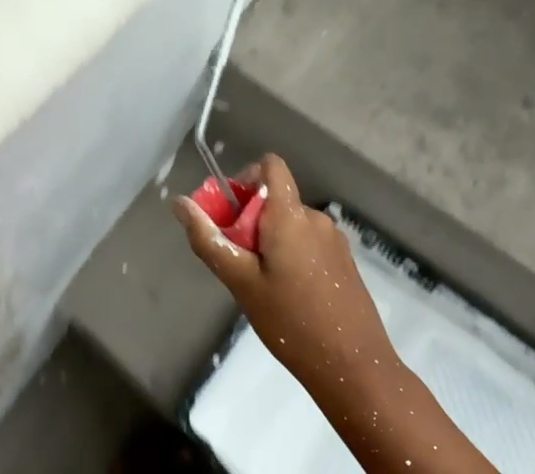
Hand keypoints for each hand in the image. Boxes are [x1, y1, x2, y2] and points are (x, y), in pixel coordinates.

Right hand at [171, 154, 393, 377]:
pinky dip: (290, 256)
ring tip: (262, 285)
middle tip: (239, 262)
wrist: (355, 369)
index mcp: (290, 215)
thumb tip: (179, 202)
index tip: (230, 212)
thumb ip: (208, 239)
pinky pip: (307, 243)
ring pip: (290, 224)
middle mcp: (316, 218)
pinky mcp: (344, 264)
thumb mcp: (240, 281)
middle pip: (275, 199)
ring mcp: (334, 241)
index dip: (246, 177)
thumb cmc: (291, 321)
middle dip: (250, 220)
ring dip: (269, 241)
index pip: (270, 166)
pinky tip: (288, 297)